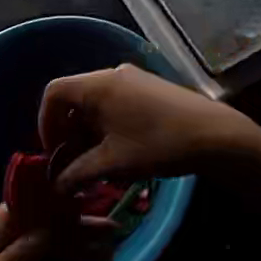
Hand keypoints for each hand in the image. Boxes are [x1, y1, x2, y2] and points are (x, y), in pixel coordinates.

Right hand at [39, 65, 260, 202]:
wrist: (214, 135)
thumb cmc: (158, 144)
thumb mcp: (112, 164)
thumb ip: (77, 173)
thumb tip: (56, 185)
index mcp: (98, 84)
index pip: (53, 93)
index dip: (45, 123)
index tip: (53, 153)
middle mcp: (113, 74)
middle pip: (74, 98)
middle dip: (67, 133)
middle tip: (72, 166)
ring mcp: (134, 79)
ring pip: (95, 103)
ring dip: (88, 133)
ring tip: (95, 166)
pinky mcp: (149, 89)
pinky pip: (115, 103)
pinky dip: (107, 127)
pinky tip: (119, 154)